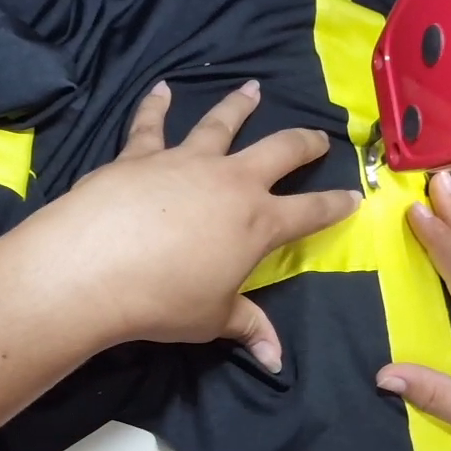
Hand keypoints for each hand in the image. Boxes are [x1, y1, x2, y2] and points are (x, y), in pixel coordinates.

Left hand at [17, 80, 360, 368]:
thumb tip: (277, 361)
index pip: (311, 212)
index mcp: (257, 222)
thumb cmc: (164, 299)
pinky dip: (156, 104)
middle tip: (318, 137)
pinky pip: (151, 123)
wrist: (96, 266)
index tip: (354, 196)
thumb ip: (249, 329)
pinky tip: (160, 89)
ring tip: (252, 88)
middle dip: (304, 143)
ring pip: (221, 123)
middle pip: (279, 151)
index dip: (336, 204)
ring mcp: (186, 161)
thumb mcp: (213, 319)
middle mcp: (230, 181)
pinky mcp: (141, 154)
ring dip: (240, 105)